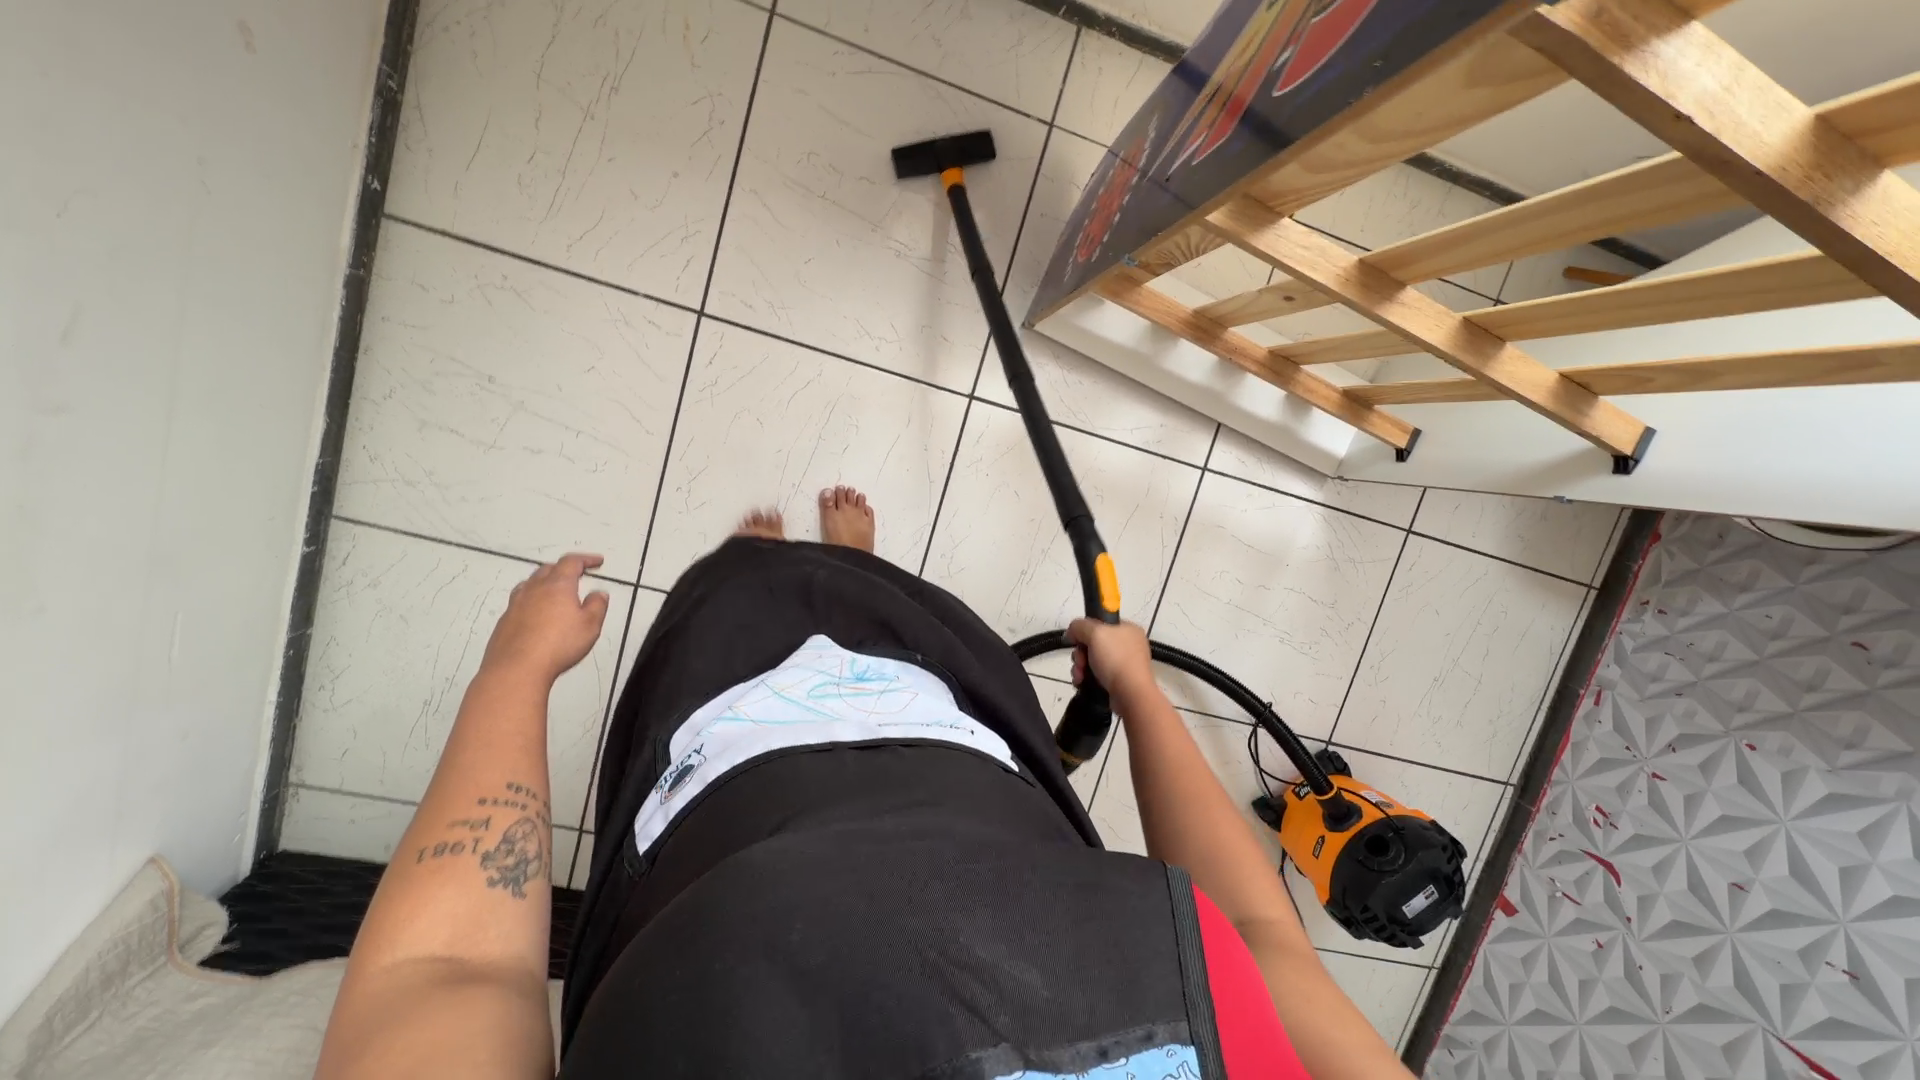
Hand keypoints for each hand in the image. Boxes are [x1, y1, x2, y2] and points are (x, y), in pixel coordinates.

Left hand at [482, 553, 610, 682]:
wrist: (516, 668)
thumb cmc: (560, 645)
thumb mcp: (591, 626)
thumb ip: (597, 605)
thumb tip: (599, 593)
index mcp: (557, 585)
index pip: (571, 562)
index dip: (586, 559)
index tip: (597, 562)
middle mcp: (534, 588)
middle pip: (548, 569)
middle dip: (564, 568)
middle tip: (577, 575)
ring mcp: (515, 604)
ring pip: (530, 583)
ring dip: (545, 582)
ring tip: (555, 592)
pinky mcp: (504, 620)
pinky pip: (520, 601)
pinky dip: (532, 600)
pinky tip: (537, 614)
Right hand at [1066, 617, 1154, 700]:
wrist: (1130, 695)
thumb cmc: (1115, 660)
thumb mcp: (1095, 633)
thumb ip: (1080, 626)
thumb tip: (1072, 632)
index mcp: (1128, 629)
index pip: (1100, 623)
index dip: (1086, 630)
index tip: (1076, 639)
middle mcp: (1127, 645)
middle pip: (1093, 643)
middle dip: (1080, 653)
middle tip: (1080, 661)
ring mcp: (1123, 664)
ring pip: (1092, 660)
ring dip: (1080, 666)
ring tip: (1080, 675)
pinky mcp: (1118, 681)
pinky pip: (1096, 674)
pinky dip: (1086, 678)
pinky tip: (1082, 682)